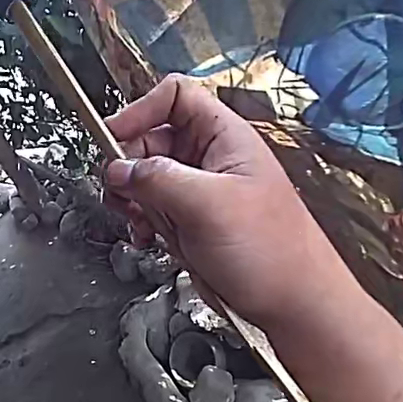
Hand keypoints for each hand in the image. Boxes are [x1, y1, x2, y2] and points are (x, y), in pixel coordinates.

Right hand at [103, 75, 359, 333]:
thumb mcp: (207, 205)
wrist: (291, 303)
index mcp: (224, 138)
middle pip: (150, 140)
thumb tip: (117, 168)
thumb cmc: (269, 251)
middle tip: (120, 191)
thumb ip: (157, 179)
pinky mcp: (189, 222)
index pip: (174, 98)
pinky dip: (140, 221)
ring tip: (136, 219)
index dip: (139, 111)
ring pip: (146, 178)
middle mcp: (209, 159)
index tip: (111, 137)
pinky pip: (151, 209)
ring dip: (132, 198)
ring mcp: (198, 192)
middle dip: (129, 165)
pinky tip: (145, 236)